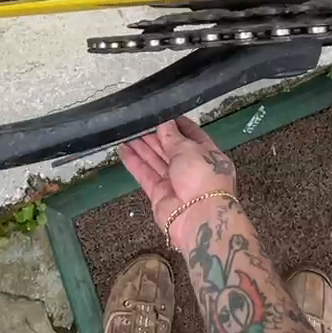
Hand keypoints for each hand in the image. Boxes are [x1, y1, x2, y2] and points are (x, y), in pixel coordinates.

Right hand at [119, 116, 237, 250]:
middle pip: (171, 148)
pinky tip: (123, 149)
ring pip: (156, 160)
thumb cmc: (202, 178)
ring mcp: (175, 182)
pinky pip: (145, 174)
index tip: (162, 113)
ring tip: (127, 131)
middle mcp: (192, 169)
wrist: (199, 219)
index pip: (192, 135)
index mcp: (208, 155)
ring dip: (142, 146)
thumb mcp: (189, 149)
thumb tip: (164, 122)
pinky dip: (134, 162)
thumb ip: (172, 136)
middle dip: (156, 135)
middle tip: (140, 121)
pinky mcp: (159, 195)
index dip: (177, 124)